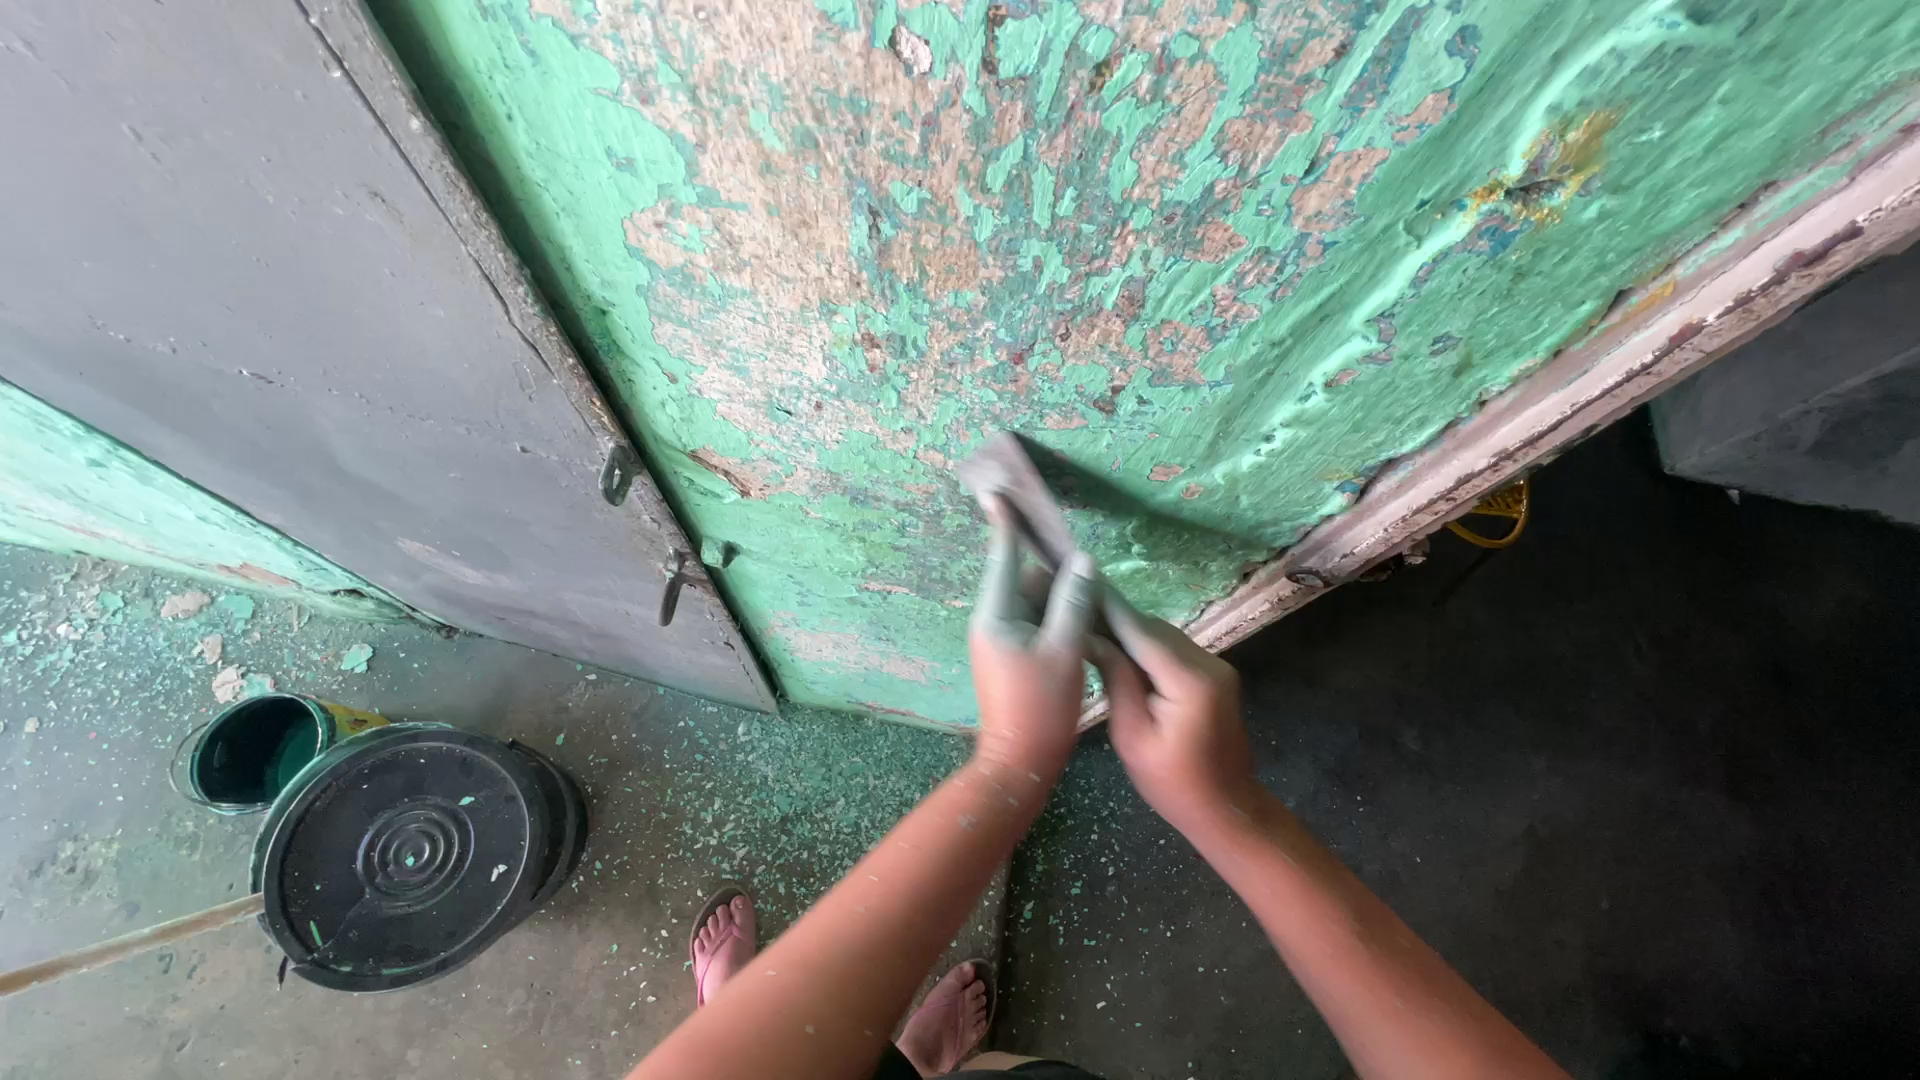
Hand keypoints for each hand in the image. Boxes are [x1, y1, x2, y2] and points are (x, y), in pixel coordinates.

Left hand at [969, 497, 1099, 771]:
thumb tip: (1082, 562)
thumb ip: (1074, 602)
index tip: (999, 492)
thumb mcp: (1065, 650)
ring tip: (1096, 595)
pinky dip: (1058, 617)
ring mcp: (1001, 639)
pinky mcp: (1013, 654)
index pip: (1001, 558)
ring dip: (1062, 597)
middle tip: (1092, 570)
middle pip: (1025, 579)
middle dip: (1056, 573)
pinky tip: (1085, 619)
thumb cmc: (1040, 707)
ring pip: (1034, 601)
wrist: (1021, 762)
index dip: (1004, 524)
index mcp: (995, 614)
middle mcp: (992, 621)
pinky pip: (1037, 621)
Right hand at [1091, 595, 1256, 835]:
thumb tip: (1092, 637)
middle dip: (1115, 617)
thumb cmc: (1172, 784)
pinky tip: (1119, 649)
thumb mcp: (1132, 735)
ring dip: (1129, 632)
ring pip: (1163, 636)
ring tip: (1089, 625)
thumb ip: (1117, 680)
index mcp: (1189, 680)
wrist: (1226, 810)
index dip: (1108, 605)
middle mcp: (1209, 663)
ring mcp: (1217, 667)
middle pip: (1153, 629)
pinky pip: (1174, 650)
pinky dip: (1146, 647)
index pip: (1140, 631)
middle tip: (1074, 606)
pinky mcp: (1214, 674)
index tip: (1080, 580)